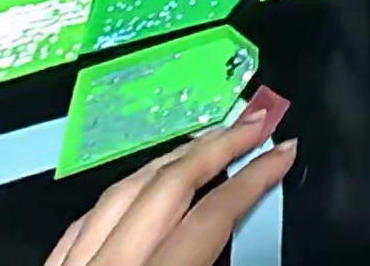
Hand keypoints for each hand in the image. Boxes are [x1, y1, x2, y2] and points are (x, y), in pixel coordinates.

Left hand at [45, 107, 296, 265]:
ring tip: (213, 138)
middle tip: (260, 118)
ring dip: (177, 156)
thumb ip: (216, 257)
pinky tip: (147, 180)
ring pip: (123, 191)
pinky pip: (84, 221)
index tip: (286, 149)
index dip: (257, 175)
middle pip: (169, 185)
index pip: (214, 213)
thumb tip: (245, 220)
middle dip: (222, 144)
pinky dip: (124, 192)